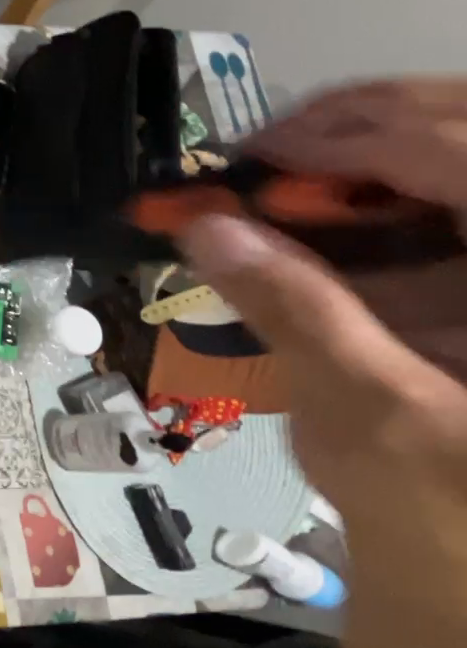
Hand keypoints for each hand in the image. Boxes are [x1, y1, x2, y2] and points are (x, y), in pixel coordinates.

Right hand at [177, 80, 466, 647]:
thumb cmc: (442, 513)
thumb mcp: (367, 412)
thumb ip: (291, 308)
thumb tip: (205, 225)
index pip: (460, 148)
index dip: (353, 133)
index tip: (247, 158)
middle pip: (464, 133)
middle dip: (355, 136)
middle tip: (251, 168)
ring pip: (457, 164)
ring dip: (362, 167)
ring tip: (271, 189)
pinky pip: (451, 211)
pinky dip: (383, 206)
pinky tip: (316, 227)